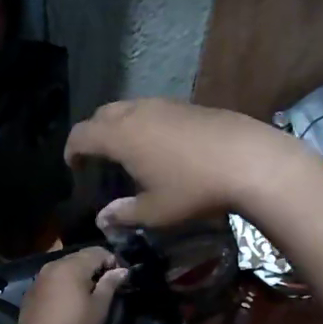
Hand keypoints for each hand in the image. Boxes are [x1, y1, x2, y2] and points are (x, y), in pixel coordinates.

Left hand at [12, 247, 129, 323]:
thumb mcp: (99, 307)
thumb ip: (110, 284)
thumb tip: (121, 270)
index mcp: (72, 265)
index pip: (98, 251)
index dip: (112, 261)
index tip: (119, 279)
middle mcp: (54, 264)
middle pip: (80, 257)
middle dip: (95, 267)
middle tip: (105, 287)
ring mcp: (40, 276)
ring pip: (66, 266)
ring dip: (79, 275)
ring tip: (87, 294)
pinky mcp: (32, 289)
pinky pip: (53, 278)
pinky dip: (64, 283)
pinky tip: (68, 301)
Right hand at [64, 98, 307, 232]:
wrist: (250, 160)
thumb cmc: (193, 189)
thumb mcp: (154, 211)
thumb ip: (123, 214)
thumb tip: (102, 219)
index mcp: (120, 136)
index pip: (81, 134)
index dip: (72, 150)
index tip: (74, 167)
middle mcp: (136, 113)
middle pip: (101, 115)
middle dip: (93, 134)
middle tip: (97, 158)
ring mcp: (164, 105)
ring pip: (128, 108)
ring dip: (118, 126)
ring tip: (127, 152)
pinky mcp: (188, 105)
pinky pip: (152, 110)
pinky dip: (142, 124)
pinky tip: (159, 147)